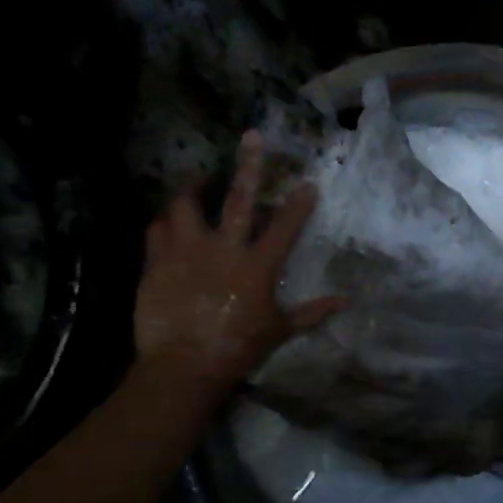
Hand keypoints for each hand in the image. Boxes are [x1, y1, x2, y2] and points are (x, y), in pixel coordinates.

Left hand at [134, 131, 342, 392]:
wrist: (184, 365)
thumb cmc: (237, 350)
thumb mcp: (279, 332)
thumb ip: (311, 313)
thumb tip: (345, 302)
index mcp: (257, 266)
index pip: (284, 227)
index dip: (298, 204)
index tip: (307, 184)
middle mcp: (223, 248)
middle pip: (238, 198)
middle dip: (249, 164)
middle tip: (252, 136)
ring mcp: (187, 251)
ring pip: (185, 203)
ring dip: (192, 187)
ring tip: (197, 180)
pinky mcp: (157, 260)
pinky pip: (157, 228)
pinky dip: (165, 222)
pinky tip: (169, 222)